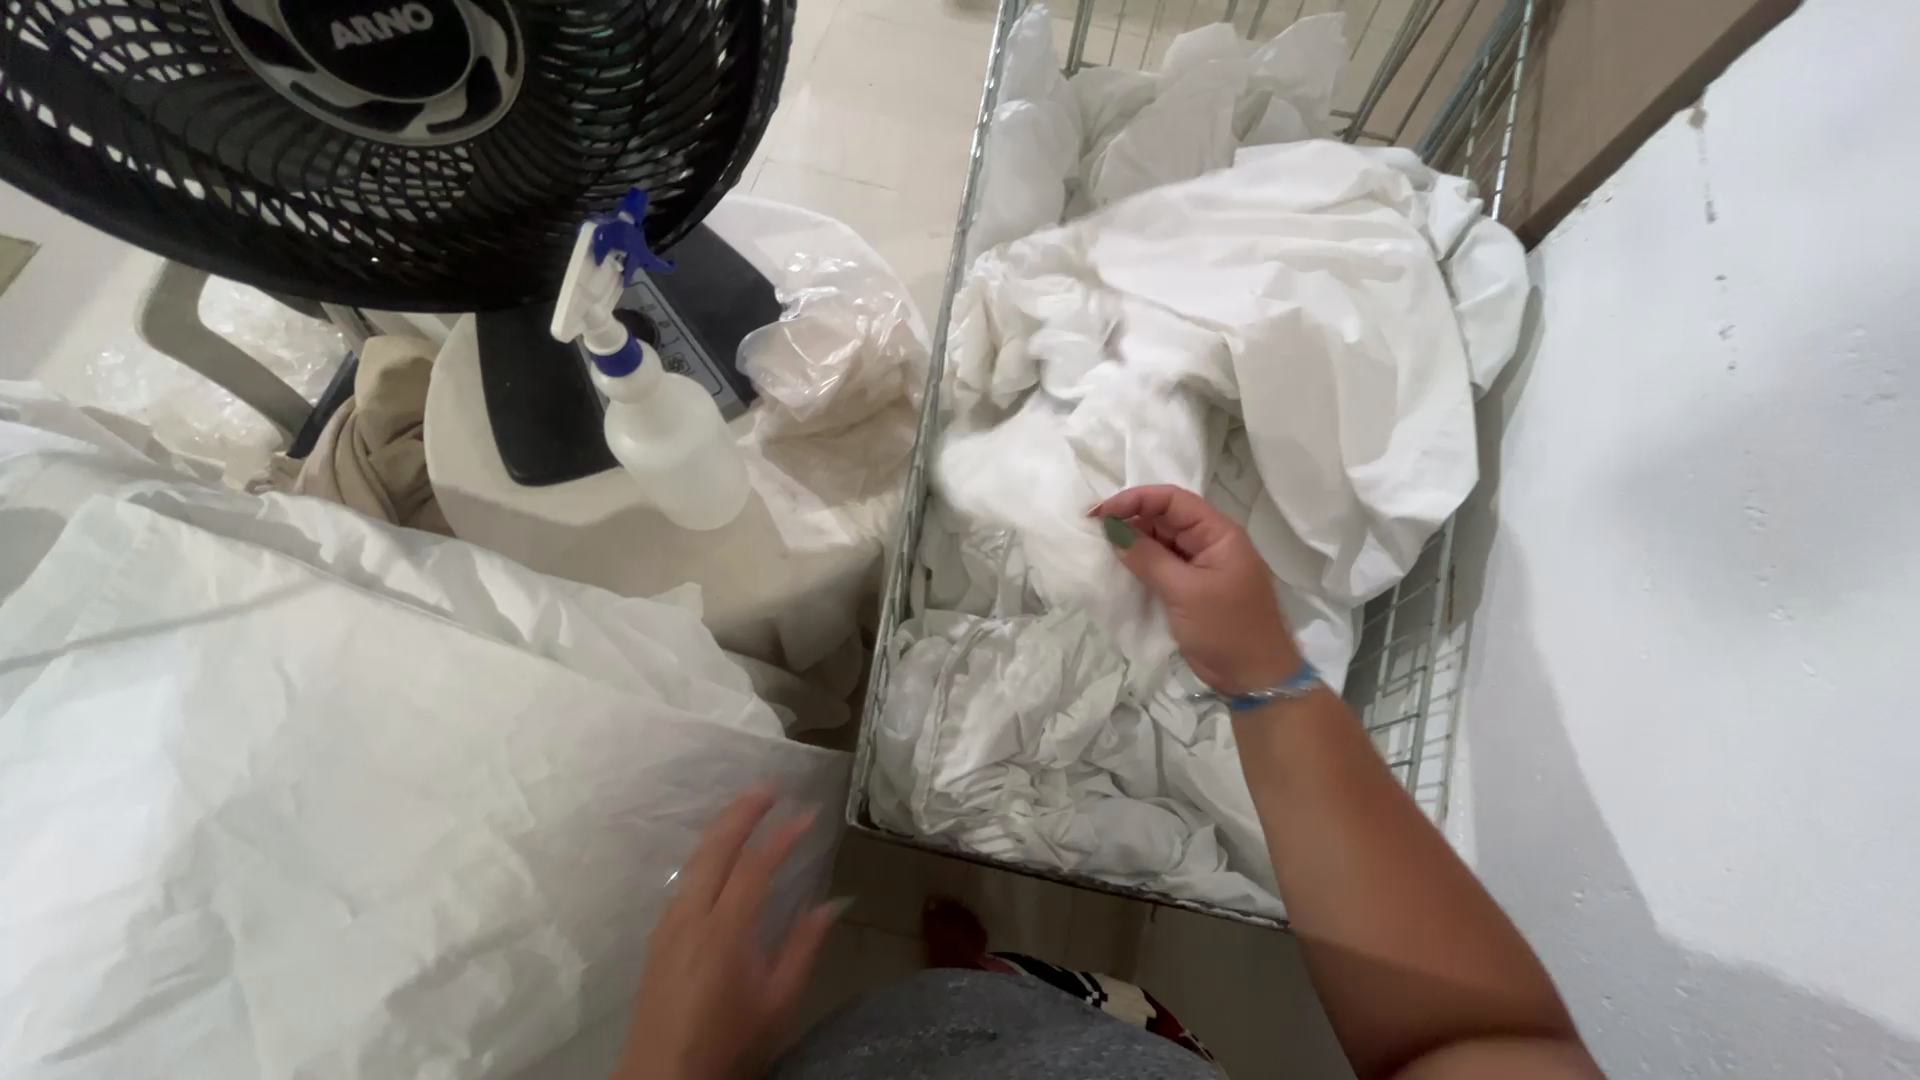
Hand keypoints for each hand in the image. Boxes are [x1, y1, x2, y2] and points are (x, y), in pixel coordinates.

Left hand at [617, 789, 841, 1079]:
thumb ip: (804, 947)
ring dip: (724, 825)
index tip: (808, 813)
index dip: (783, 836)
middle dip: (744, 811)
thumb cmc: (727, 1042)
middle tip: (771, 785)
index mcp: (724, 933)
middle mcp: (692, 917)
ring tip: (750, 803)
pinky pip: (687, 874)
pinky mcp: (660, 930)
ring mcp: (670, 921)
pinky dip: (708, 848)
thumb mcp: (777, 1002)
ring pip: (697, 857)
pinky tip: (722, 845)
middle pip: (716, 847)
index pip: (756, 867)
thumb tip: (834, 903)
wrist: (661, 1078)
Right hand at [1091, 485, 1301, 693]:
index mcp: (1219, 534)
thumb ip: (1149, 558)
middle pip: (1165, 517)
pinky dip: (1138, 562)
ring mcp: (1199, 566)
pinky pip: (1160, 565)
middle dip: (1130, 518)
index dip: (1136, 499)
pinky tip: (1116, 565)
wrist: (1254, 678)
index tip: (1102, 513)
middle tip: (1092, 529)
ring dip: (1131, 541)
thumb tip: (1114, 531)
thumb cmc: (1227, 629)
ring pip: (1160, 541)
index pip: (1173, 500)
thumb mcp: (1185, 592)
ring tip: (1099, 545)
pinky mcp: (1189, 588)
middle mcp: (1209, 543)